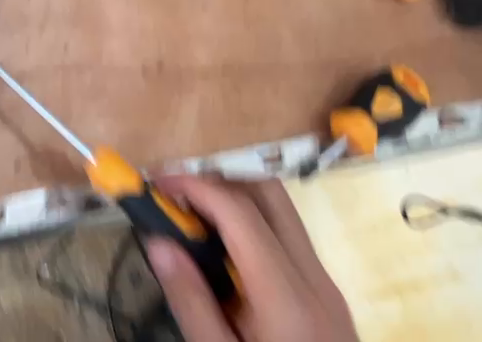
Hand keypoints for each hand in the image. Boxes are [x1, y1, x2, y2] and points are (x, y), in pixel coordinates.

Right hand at [144, 176, 355, 341]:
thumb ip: (190, 300)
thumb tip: (157, 240)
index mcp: (286, 296)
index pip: (238, 210)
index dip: (193, 185)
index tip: (153, 184)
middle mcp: (314, 279)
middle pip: (268, 194)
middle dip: (216, 181)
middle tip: (174, 198)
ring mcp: (327, 287)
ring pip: (281, 211)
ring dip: (234, 200)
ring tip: (192, 223)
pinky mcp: (328, 298)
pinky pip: (288, 238)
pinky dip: (250, 226)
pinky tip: (222, 256)